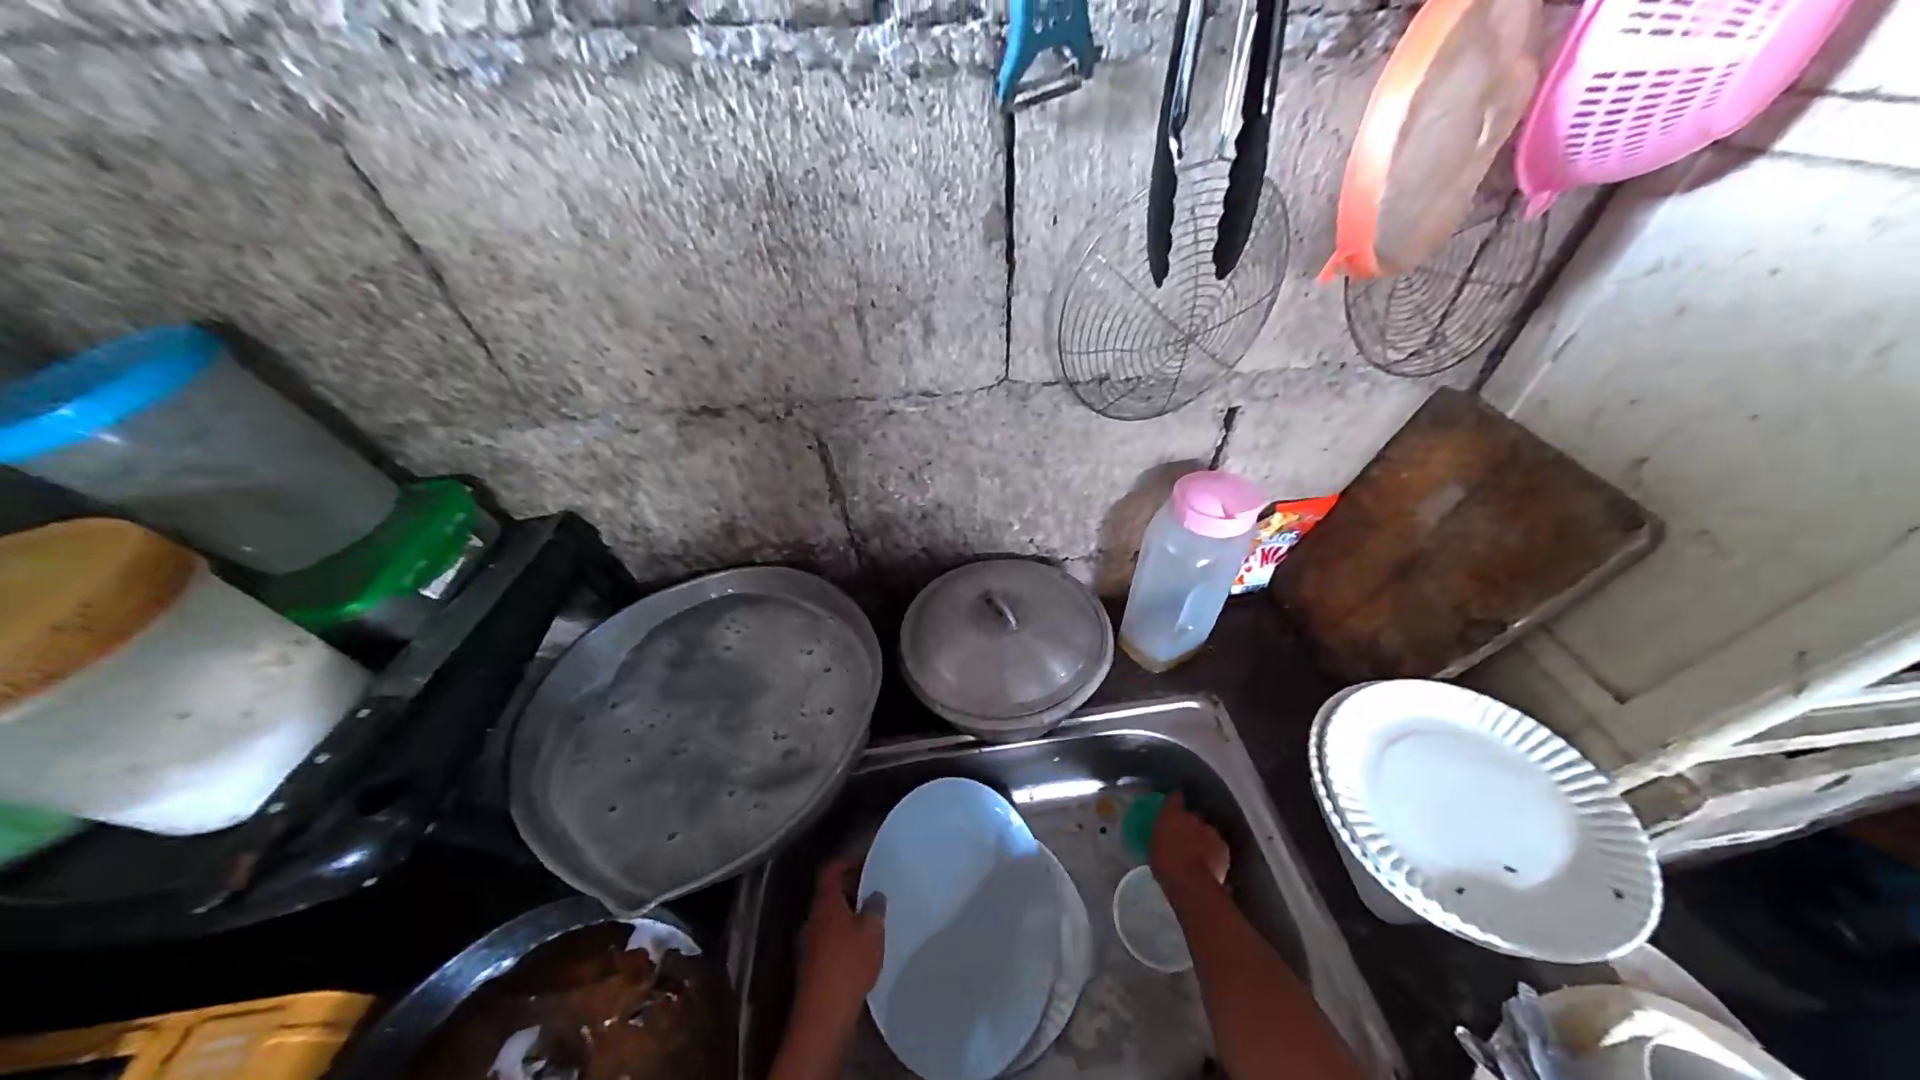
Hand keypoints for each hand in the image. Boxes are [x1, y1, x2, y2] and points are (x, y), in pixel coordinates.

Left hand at [795, 858, 885, 1021]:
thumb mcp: (871, 931)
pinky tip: (864, 946)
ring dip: (849, 914)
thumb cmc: (849, 963)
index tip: (866, 861)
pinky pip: (831, 938)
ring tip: (873, 917)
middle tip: (875, 890)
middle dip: (851, 889)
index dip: (846, 862)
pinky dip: (845, 935)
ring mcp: (810, 942)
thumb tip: (874, 895)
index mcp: (825, 904)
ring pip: (831, 917)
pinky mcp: (814, 964)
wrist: (824, 1013)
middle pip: (830, 894)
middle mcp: (813, 918)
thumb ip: (874, 908)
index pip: (830, 871)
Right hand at [1149, 791, 1229, 894]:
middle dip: (1189, 825)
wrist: (1191, 883)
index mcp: (1172, 814)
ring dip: (1202, 839)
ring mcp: (1211, 831)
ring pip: (1206, 832)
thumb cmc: (1164, 865)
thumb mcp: (1154, 847)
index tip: (1173, 807)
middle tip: (1183, 839)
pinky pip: (1217, 846)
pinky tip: (1208, 864)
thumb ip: (1161, 835)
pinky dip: (1213, 852)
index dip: (1174, 802)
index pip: (1175, 797)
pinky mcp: (1224, 847)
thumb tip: (1164, 834)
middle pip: (1192, 817)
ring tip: (1197, 855)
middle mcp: (1193, 817)